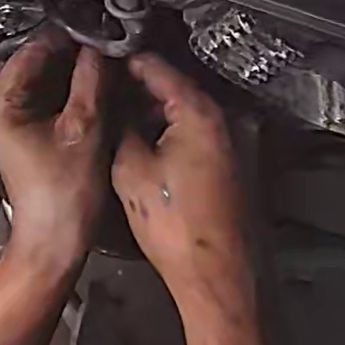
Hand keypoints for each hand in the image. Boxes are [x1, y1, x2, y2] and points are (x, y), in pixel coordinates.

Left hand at [0, 29, 111, 266]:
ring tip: (107, 69)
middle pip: (43, 57)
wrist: (54, 241)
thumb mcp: (85, 128)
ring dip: (78, 69)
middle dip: (77, 52)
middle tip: (109, 51)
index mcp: (0, 99)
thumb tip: (100, 45)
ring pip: (50, 72)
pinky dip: (75, 86)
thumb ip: (92, 78)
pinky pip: (53, 91)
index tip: (100, 31)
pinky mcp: (28, 123)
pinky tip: (97, 88)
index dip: (72, 36)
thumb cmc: (60, 199)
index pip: (37, 45)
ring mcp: (12, 113)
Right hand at [112, 53, 254, 322]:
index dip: (124, 62)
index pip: (156, 66)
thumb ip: (121, 126)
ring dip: (158, 110)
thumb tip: (116, 108)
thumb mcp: (130, 170)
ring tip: (124, 119)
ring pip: (189, 109)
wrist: (222, 283)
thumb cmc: (179, 231)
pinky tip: (152, 145)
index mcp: (202, 112)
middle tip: (108, 92)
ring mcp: (239, 141)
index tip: (104, 61)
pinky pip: (203, 131)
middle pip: (176, 85)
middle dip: (140, 87)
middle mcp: (228, 119)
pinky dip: (177, 130)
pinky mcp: (241, 163)